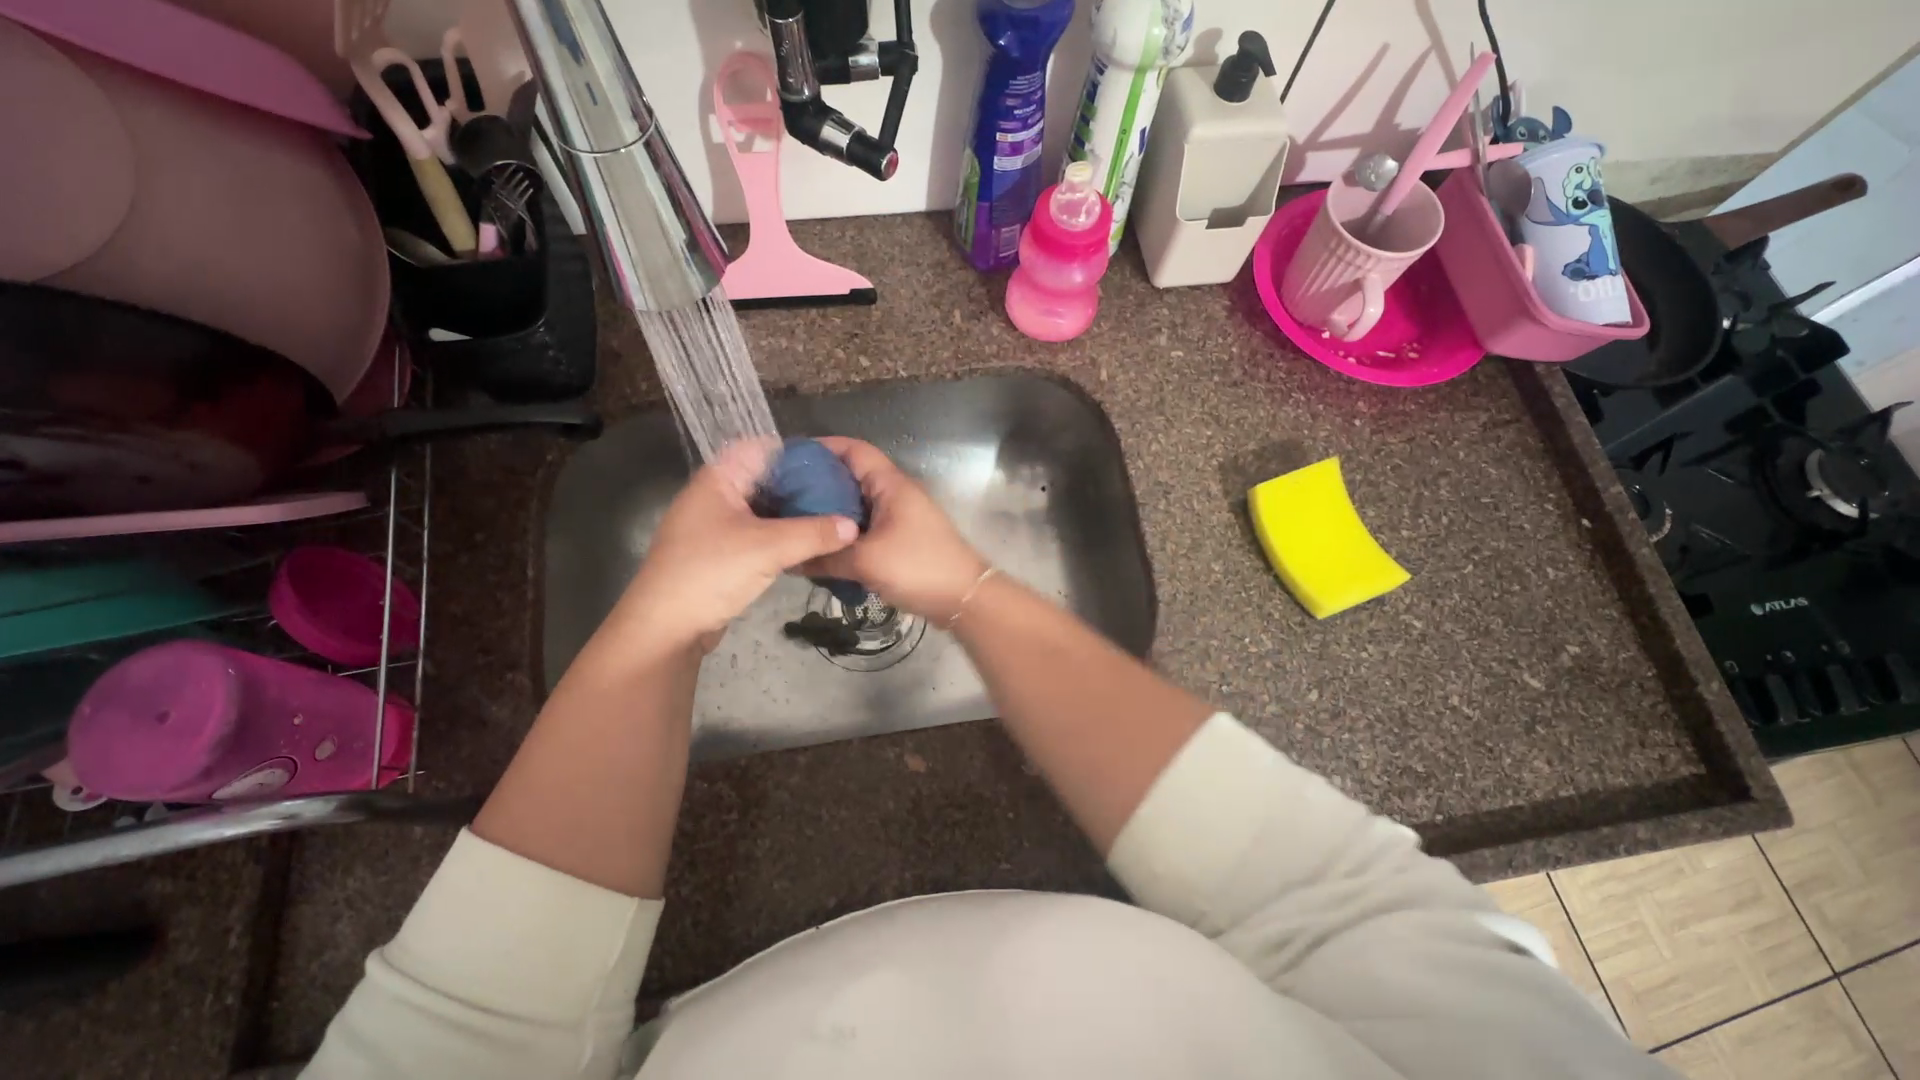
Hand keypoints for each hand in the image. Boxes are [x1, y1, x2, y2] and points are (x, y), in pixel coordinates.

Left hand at [610, 441, 858, 654]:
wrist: (666, 628)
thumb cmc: (710, 573)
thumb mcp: (767, 548)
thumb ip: (814, 533)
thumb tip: (853, 526)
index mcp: (719, 479)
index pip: (764, 450)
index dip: (799, 454)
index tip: (835, 465)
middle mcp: (716, 496)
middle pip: (766, 481)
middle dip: (803, 487)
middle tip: (843, 494)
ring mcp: (717, 527)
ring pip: (764, 511)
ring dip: (795, 515)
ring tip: (836, 518)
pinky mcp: (723, 555)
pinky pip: (760, 536)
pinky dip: (784, 537)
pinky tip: (812, 545)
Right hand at [803, 437, 989, 622]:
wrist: (964, 599)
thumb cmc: (918, 568)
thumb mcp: (866, 562)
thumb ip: (826, 558)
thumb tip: (789, 559)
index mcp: (890, 485)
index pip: (853, 450)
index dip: (822, 447)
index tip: (788, 458)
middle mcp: (895, 494)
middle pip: (851, 477)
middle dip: (817, 482)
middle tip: (782, 495)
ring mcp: (899, 517)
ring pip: (856, 505)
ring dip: (829, 511)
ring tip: (794, 521)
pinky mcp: (899, 540)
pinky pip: (864, 527)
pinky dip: (843, 533)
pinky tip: (821, 547)